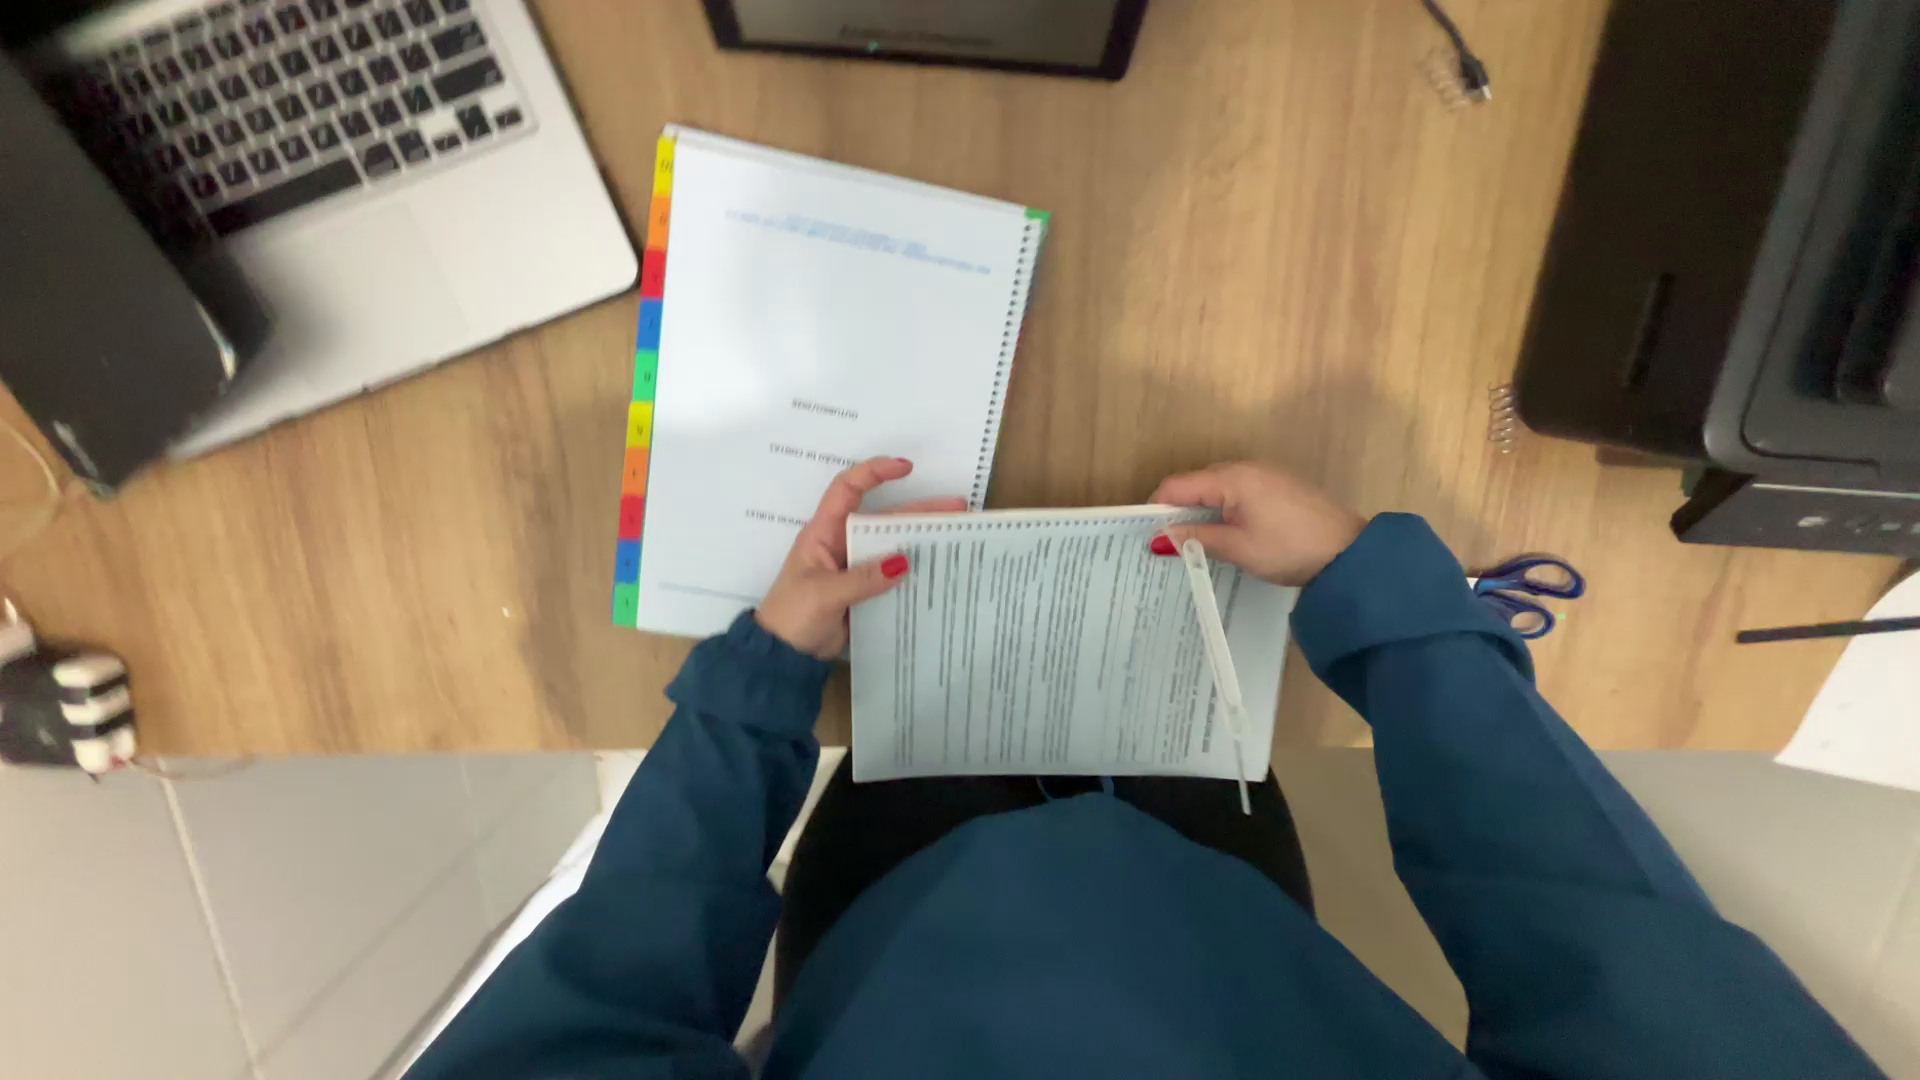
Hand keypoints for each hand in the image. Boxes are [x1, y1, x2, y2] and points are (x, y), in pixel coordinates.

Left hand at [756, 457, 966, 658]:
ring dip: (922, 541)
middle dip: (919, 510)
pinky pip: (894, 575)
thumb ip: (863, 578)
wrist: (784, 655)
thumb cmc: (792, 616)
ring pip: (893, 546)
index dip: (874, 472)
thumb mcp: (824, 594)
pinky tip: (940, 572)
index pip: (847, 489)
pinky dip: (915, 573)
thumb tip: (903, 562)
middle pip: (883, 518)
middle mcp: (842, 544)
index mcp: (824, 533)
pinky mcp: (866, 592)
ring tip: (957, 537)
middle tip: (956, 509)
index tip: (905, 467)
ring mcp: (856, 568)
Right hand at [1148, 462, 1365, 585]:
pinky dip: (1220, 511)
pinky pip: (1234, 493)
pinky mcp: (1276, 488)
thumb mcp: (1238, 547)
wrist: (1351, 554)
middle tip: (1164, 544)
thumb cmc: (1290, 548)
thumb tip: (1158, 539)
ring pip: (1214, 489)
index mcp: (1232, 478)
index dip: (1156, 508)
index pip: (1176, 485)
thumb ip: (1196, 538)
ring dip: (1198, 512)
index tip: (1145, 536)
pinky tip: (1221, 535)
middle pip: (1194, 484)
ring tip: (1190, 543)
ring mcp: (1262, 475)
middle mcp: (1244, 468)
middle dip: (1175, 511)